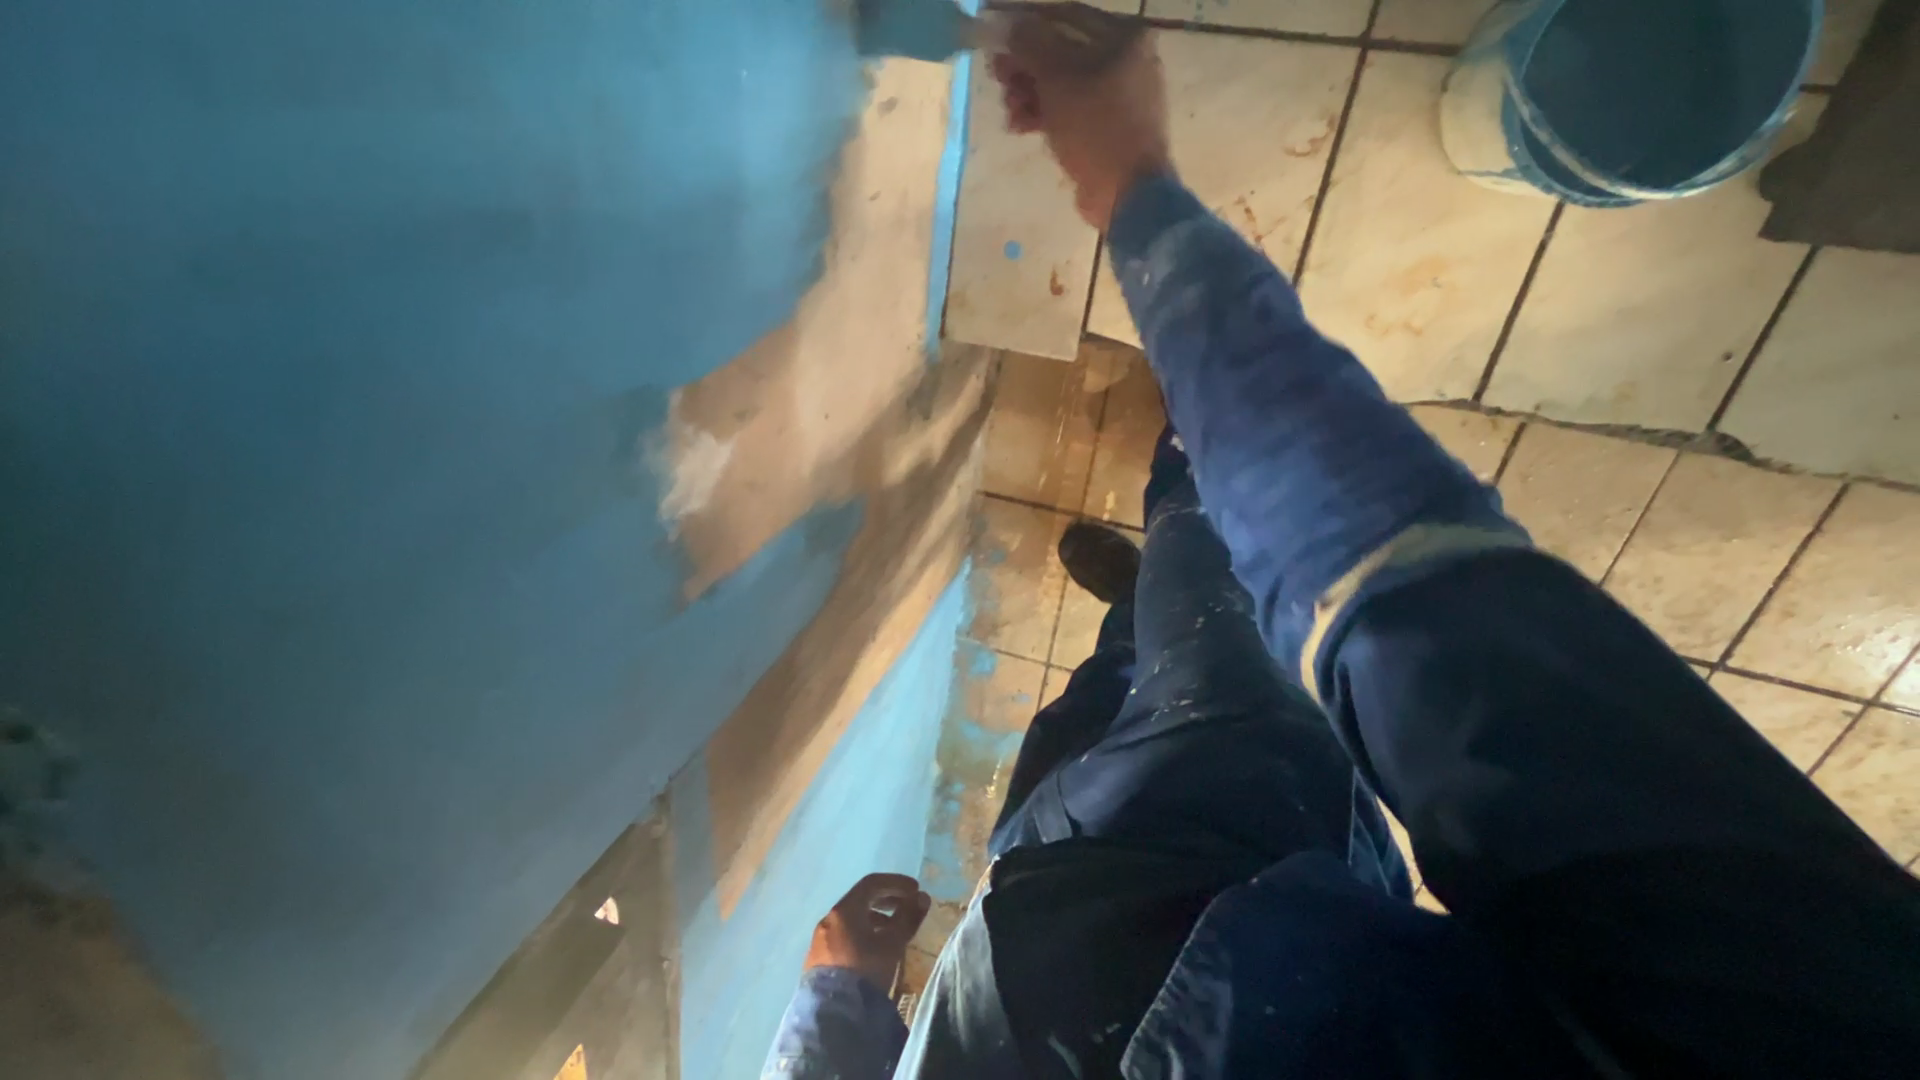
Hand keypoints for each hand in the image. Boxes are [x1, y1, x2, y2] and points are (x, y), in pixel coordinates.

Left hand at [803, 873, 932, 989]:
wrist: (832, 1015)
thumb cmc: (865, 971)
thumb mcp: (892, 944)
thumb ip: (907, 918)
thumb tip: (922, 897)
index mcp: (844, 910)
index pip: (872, 883)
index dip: (896, 883)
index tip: (915, 890)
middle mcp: (829, 919)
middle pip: (860, 899)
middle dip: (887, 899)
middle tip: (906, 906)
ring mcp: (820, 940)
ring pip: (851, 919)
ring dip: (875, 918)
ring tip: (893, 930)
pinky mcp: (818, 959)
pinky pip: (844, 935)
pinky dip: (862, 933)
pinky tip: (873, 949)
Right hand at [988, 2, 1171, 229]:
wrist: (1127, 193)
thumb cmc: (1096, 127)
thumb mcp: (1058, 79)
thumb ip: (1030, 45)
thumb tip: (1008, 24)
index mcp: (1123, 37)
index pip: (1064, 16)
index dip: (1024, 23)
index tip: (993, 32)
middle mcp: (1125, 61)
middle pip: (1062, 53)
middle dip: (1024, 66)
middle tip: (996, 76)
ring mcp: (1117, 99)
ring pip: (1062, 86)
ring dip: (1029, 94)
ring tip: (1008, 110)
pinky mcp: (1105, 130)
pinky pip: (1070, 113)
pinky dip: (1044, 116)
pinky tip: (1019, 126)